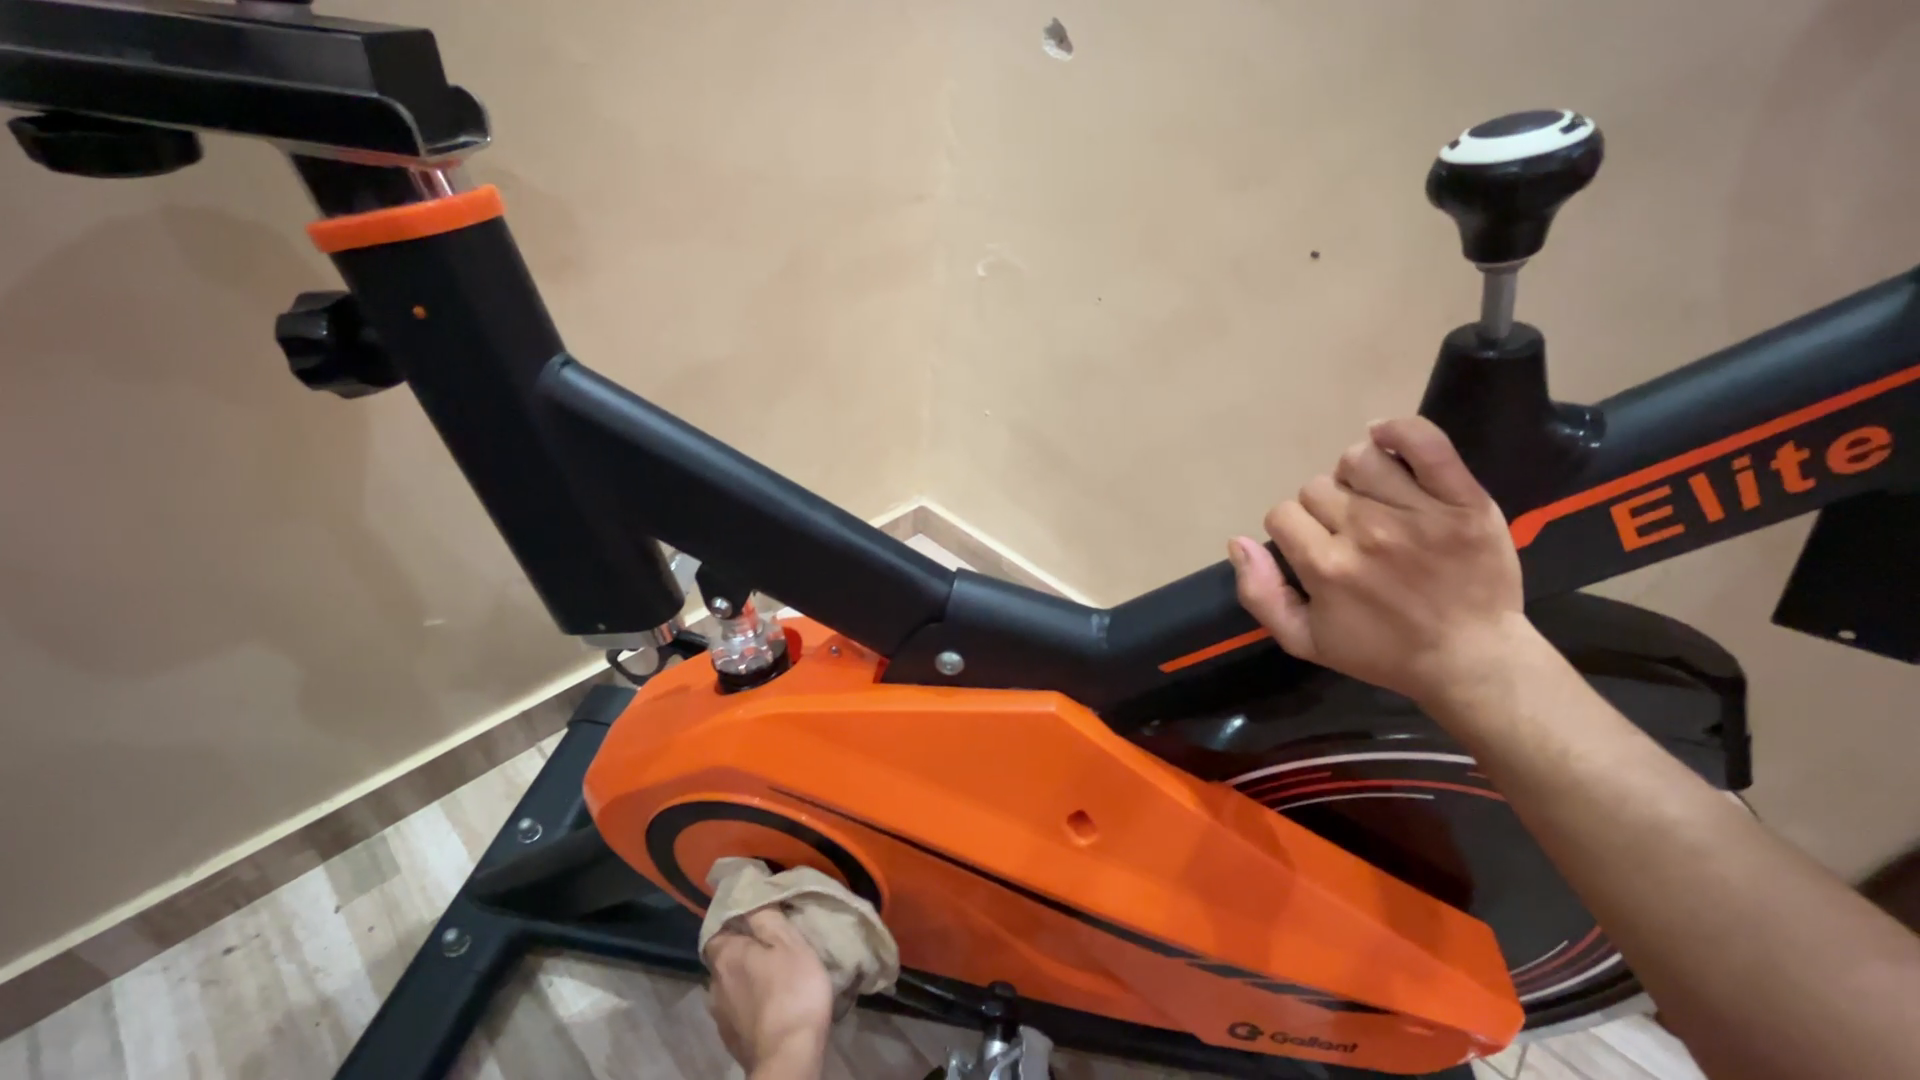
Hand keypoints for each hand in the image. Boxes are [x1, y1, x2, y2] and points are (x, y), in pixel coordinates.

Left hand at [706, 908, 833, 1079]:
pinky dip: (751, 1004)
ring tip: (774, 978)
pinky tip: (771, 1006)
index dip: (734, 921)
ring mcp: (720, 1015)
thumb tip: (748, 892)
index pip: (717, 929)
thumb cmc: (791, 991)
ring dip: (746, 980)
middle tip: (771, 947)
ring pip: (730, 986)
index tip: (756, 918)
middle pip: (724, 958)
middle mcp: (714, 984)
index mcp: (725, 956)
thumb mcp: (788, 942)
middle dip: (743, 951)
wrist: (788, 1057)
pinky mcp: (731, 1039)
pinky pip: (738, 1011)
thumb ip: (766, 916)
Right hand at [1228, 416, 1531, 707]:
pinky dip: (1399, 431)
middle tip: (1349, 536)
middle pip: (1316, 487)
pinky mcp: (1461, 500)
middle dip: (1324, 510)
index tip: (1314, 549)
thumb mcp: (1305, 640)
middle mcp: (1365, 532)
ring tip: (1374, 500)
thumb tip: (1238, 542)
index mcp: (1325, 566)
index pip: (1281, 514)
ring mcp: (1417, 512)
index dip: (1292, 531)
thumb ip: (1260, 594)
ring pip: (1359, 459)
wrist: (1471, 659)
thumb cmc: (1384, 653)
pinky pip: (1424, 442)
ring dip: (1356, 477)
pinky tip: (1386, 439)